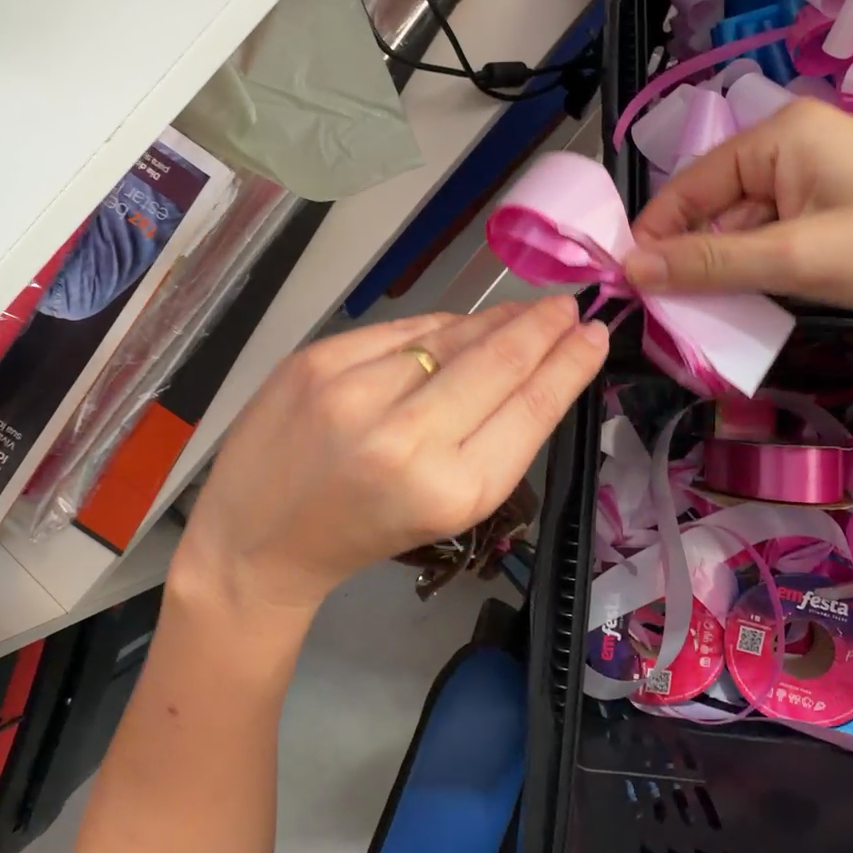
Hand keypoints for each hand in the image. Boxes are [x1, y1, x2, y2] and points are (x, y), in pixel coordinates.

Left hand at [172, 298, 608, 617]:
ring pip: (450, 336)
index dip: (569, 366)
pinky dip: (437, 324)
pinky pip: (400, 328)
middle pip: (498, 362)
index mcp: (451, 491)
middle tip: (570, 307)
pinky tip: (459, 323)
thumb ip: (488, 440)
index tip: (596, 335)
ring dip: (494, 321)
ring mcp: (356, 391)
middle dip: (542, 329)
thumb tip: (529, 360)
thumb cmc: (359, 535)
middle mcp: (408, 438)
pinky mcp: (318, 361)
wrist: (257, 545)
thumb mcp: (441, 510)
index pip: (530, 409)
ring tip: (523, 312)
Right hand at [624, 99, 852, 328]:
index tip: (627, 284)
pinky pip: (774, 239)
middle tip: (666, 311)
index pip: (689, 183)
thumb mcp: (798, 258)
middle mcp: (793, 147)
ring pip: (743, 227)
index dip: (655, 233)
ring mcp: (817, 179)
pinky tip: (750, 304)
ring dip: (724, 269)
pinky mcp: (836, 211)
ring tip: (704, 315)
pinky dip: (757, 271)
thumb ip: (709, 262)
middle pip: (713, 206)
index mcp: (780, 135)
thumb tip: (629, 270)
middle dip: (690, 256)